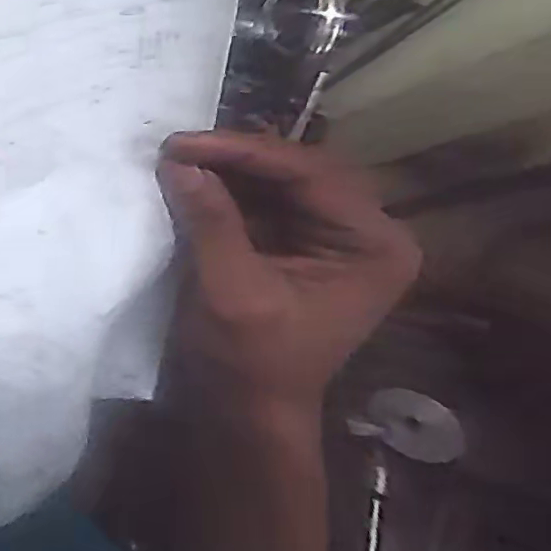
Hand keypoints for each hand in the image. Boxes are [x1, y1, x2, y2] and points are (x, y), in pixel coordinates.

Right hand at [158, 131, 420, 416]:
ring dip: (227, 164)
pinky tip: (192, 174)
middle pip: (298, 167)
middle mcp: (363, 230)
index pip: (310, 174)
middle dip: (236, 154)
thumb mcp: (230, 289)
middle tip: (178, 146)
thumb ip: (210, 221)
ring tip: (178, 156)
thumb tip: (179, 162)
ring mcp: (332, 233)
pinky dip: (225, 182)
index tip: (182, 144)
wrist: (248, 406)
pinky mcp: (297, 238)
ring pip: (278, 174)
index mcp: (373, 245)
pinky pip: (263, 194)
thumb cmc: (251, 359)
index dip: (243, 152)